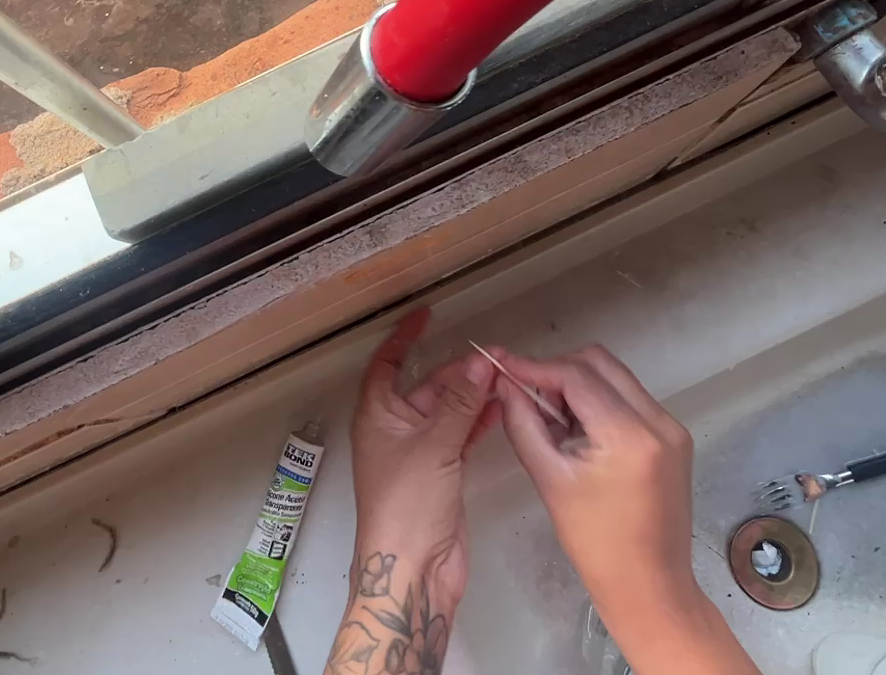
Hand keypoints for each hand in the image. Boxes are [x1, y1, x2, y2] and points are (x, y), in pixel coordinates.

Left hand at [325, 310, 497, 674]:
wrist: (414, 570)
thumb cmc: (407, 503)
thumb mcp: (433, 445)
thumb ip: (459, 403)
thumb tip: (480, 362)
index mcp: (378, 414)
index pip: (387, 363)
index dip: (404, 338)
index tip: (427, 315)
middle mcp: (396, 427)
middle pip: (428, 386)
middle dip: (459, 371)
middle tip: (496, 356)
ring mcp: (420, 450)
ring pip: (449, 410)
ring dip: (474, 394)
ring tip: (506, 376)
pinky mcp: (442, 471)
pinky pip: (461, 434)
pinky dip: (479, 420)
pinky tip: (502, 406)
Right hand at [491, 345, 756, 674]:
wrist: (650, 588)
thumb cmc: (594, 541)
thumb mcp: (548, 478)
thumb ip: (522, 422)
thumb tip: (503, 382)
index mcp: (629, 435)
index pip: (575, 375)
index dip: (535, 366)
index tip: (504, 367)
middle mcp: (658, 421)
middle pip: (598, 362)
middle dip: (557, 370)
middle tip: (529, 394)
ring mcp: (671, 427)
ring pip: (614, 374)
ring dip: (577, 383)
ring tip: (552, 416)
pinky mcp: (673, 436)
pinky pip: (627, 395)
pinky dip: (597, 399)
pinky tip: (578, 428)